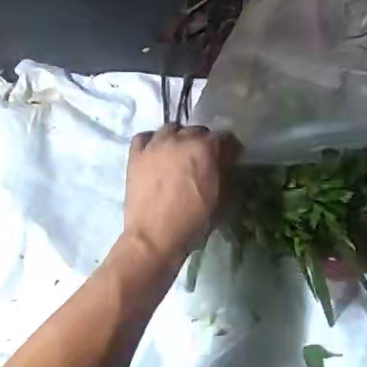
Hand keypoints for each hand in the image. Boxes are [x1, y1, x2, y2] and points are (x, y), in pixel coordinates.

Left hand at [122, 124, 239, 265]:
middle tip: (204, 161)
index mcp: (205, 148)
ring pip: (172, 129)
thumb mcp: (222, 199)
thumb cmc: (194, 222)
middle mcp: (180, 139)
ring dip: (179, 139)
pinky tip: (156, 153)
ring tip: (179, 156)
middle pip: (197, 131)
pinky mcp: (136, 154)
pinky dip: (153, 141)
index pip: (224, 137)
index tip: (230, 159)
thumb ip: (226, 172)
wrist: (155, 237)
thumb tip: (225, 160)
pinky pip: (146, 137)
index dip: (230, 148)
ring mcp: (155, 144)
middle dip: (204, 143)